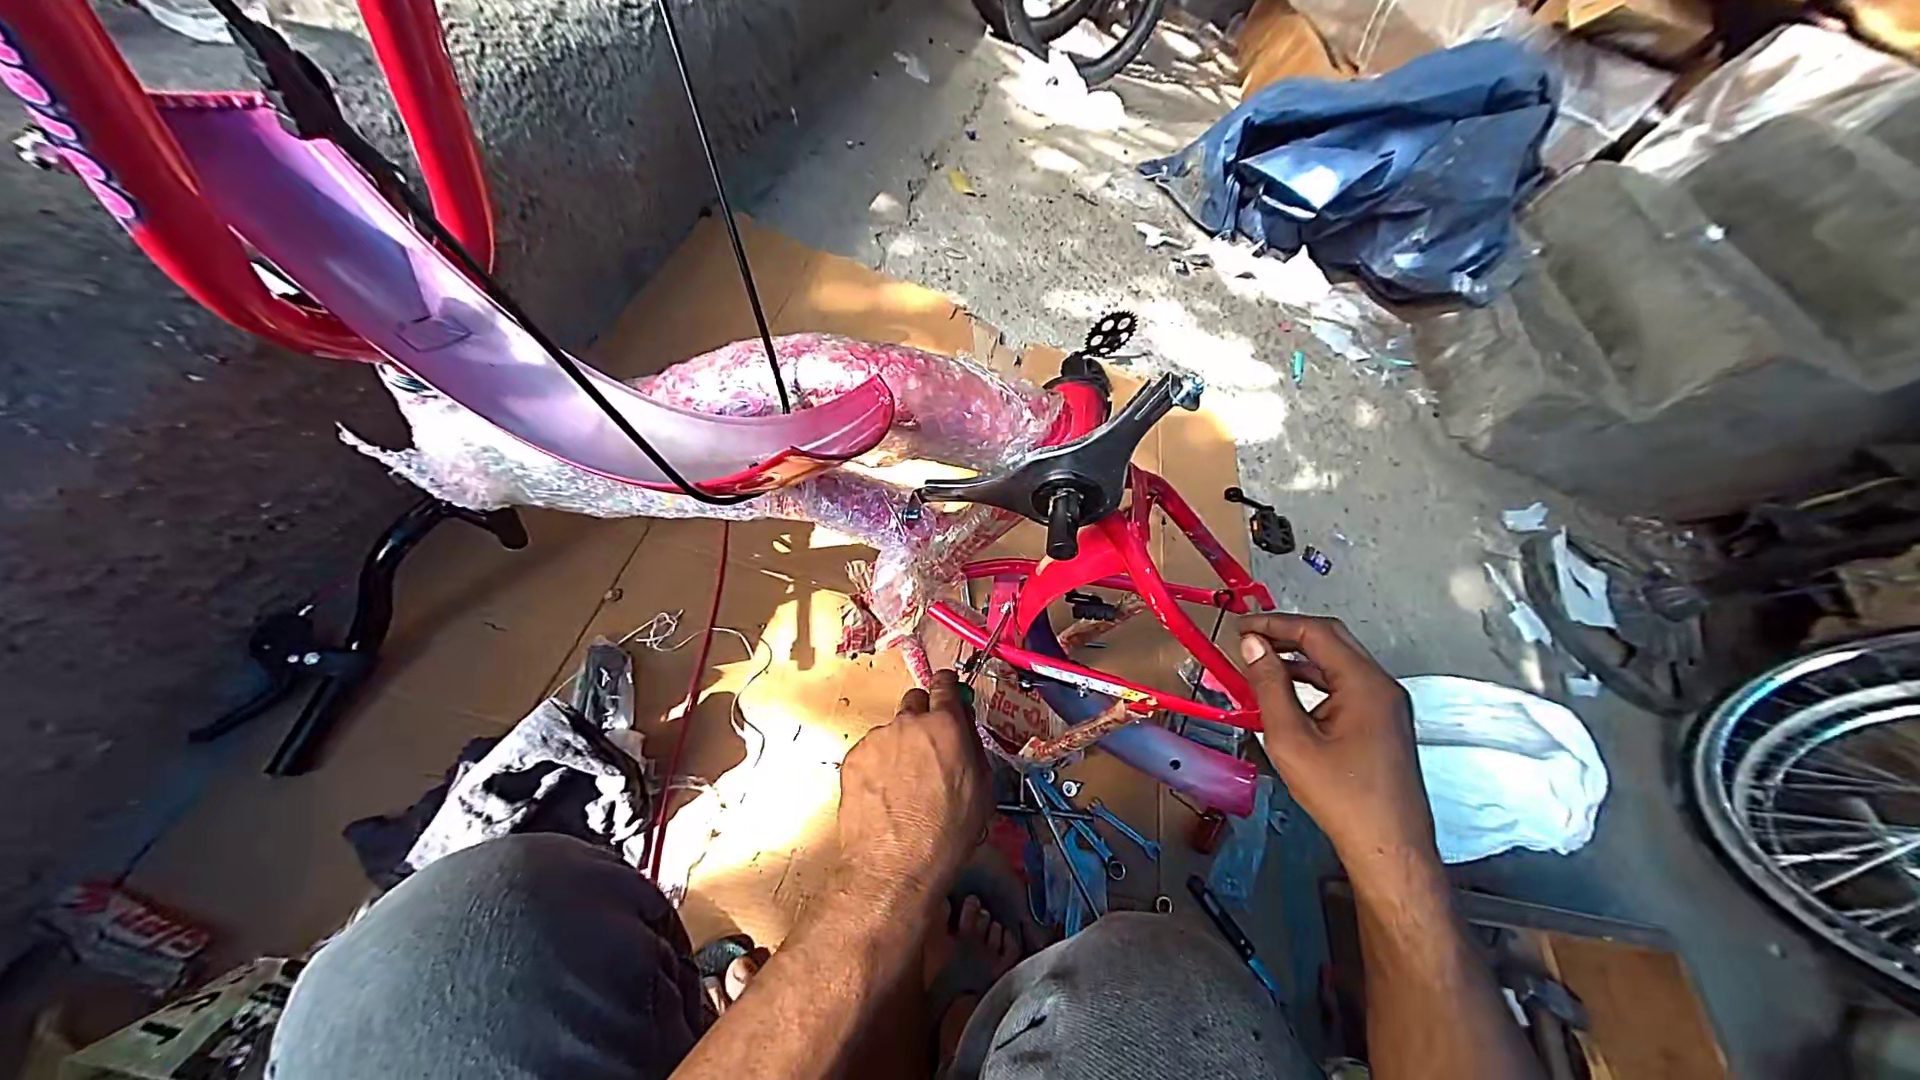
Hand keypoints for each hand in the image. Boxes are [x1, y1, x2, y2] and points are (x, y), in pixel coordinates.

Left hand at [832, 670, 989, 910]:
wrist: (895, 865)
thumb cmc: (945, 834)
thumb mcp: (981, 788)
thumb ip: (972, 745)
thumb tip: (963, 727)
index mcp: (946, 726)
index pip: (945, 685)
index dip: (946, 686)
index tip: (946, 688)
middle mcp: (909, 723)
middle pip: (915, 701)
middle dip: (921, 716)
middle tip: (927, 745)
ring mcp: (878, 739)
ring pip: (891, 730)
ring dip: (898, 746)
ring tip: (903, 785)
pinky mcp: (854, 757)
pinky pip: (870, 751)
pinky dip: (877, 765)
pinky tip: (885, 793)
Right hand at [1238, 614, 1438, 885]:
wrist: (1387, 845)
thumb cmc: (1340, 795)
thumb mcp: (1290, 737)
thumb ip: (1268, 685)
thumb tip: (1253, 646)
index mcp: (1365, 684)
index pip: (1316, 632)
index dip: (1274, 624)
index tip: (1242, 628)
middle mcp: (1382, 686)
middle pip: (1331, 640)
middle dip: (1286, 634)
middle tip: (1249, 639)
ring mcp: (1387, 704)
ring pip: (1338, 661)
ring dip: (1298, 655)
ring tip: (1260, 662)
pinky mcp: (1383, 721)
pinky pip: (1344, 683)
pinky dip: (1313, 677)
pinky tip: (1286, 689)